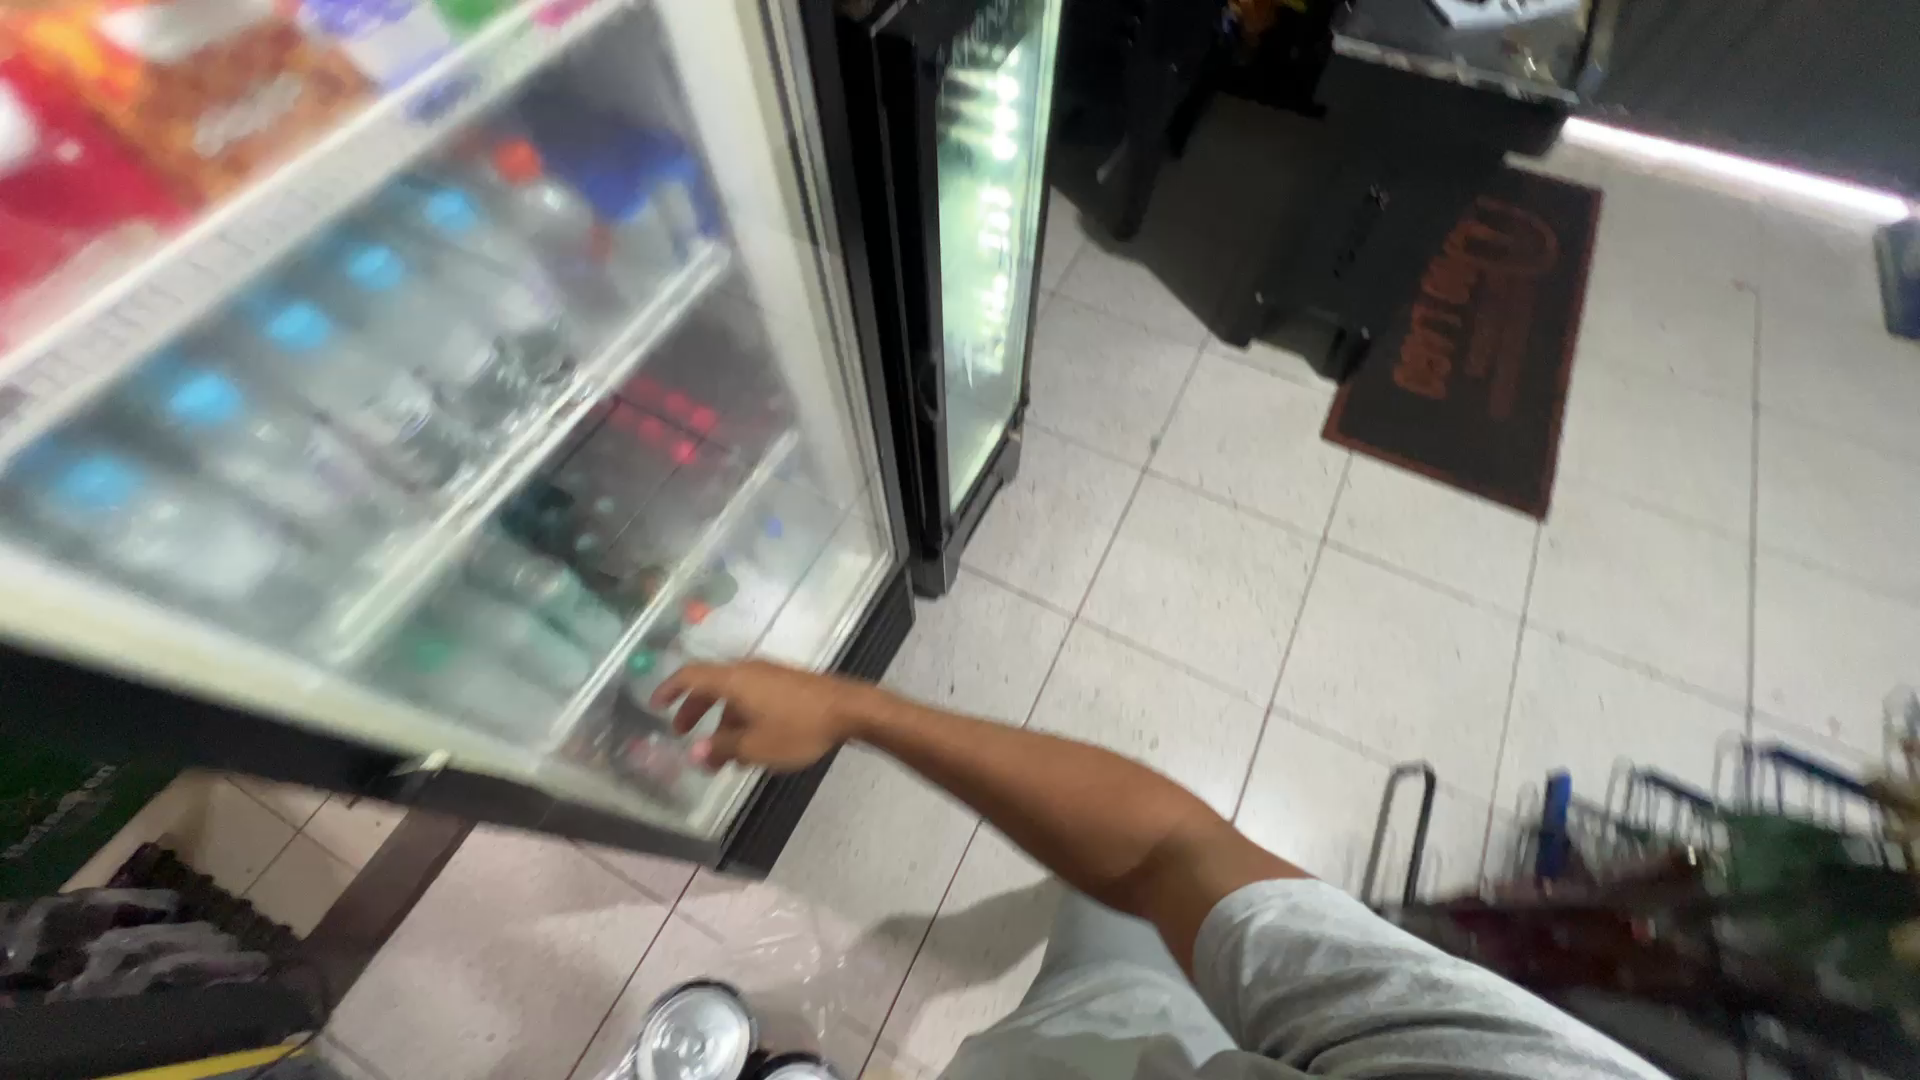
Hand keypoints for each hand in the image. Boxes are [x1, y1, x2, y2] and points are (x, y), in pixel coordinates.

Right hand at [650, 659, 874, 771]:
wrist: (849, 709)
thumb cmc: (797, 727)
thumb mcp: (755, 746)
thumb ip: (722, 748)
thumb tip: (696, 752)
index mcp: (734, 680)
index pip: (691, 675)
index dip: (669, 688)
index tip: (655, 704)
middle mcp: (749, 670)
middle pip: (712, 685)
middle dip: (694, 709)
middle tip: (683, 733)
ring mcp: (771, 675)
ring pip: (735, 694)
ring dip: (722, 720)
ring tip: (722, 753)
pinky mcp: (788, 684)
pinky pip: (754, 696)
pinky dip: (743, 715)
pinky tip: (752, 743)